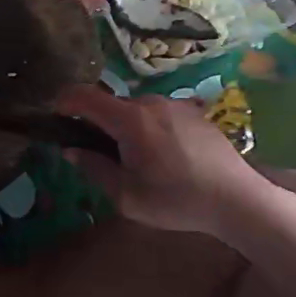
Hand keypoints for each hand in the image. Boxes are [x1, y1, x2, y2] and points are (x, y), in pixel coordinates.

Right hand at [56, 86, 271, 235]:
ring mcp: (175, 105)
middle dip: (98, 123)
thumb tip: (71, 150)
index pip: (83, 96)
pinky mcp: (195, 113)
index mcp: (129, 120)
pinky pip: (158, 114)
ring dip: (125, 126)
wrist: (240, 201)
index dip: (63, 101)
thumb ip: (94, 168)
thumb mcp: (126, 196)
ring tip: (136, 159)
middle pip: (110, 104)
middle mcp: (150, 103)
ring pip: (135, 109)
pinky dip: (149, 128)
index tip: (55, 116)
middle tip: (100, 154)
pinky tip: (164, 157)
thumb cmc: (177, 200)